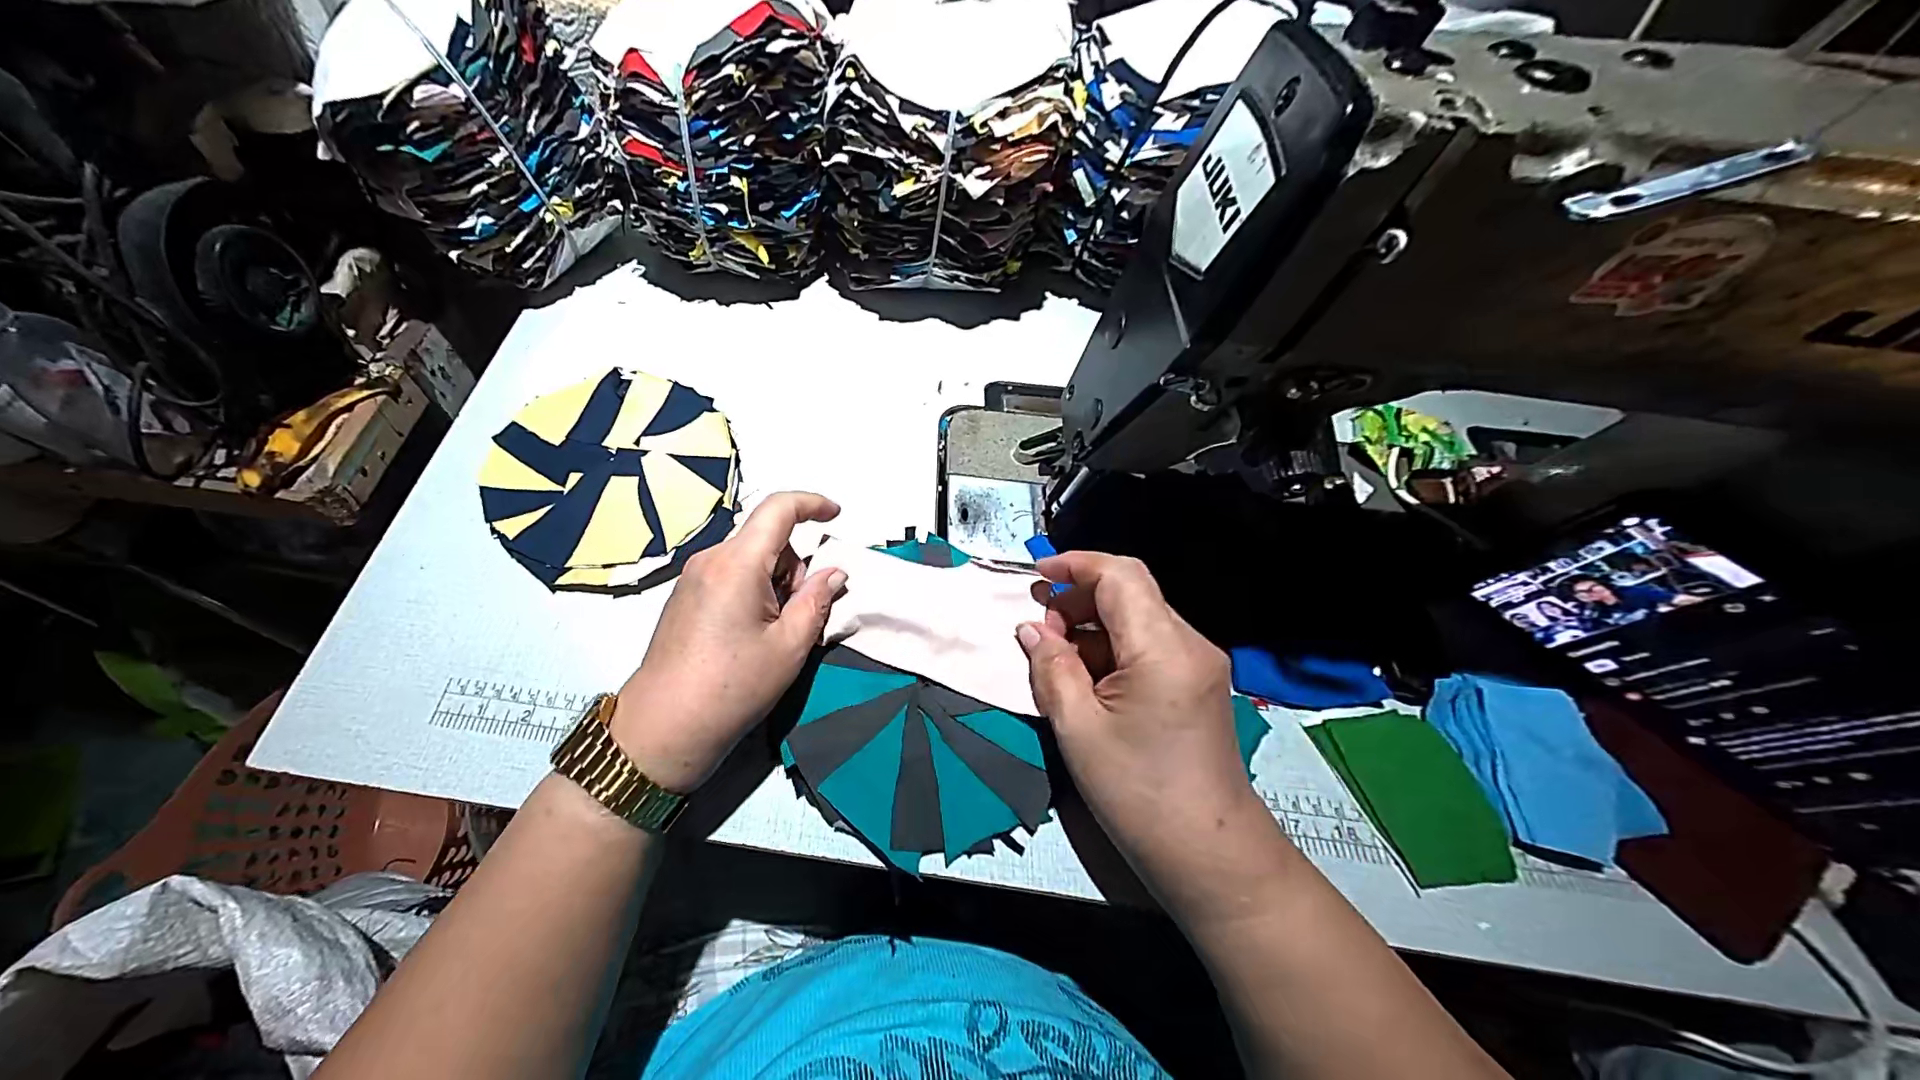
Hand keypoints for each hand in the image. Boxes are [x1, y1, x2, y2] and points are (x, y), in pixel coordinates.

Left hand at [611, 492, 846, 792]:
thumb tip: (833, 572)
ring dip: (775, 581)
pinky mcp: (685, 598)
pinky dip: (754, 591)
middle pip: (766, 539)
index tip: (836, 515)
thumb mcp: (790, 645)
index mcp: (737, 564)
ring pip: (750, 559)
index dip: (812, 504)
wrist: (664, 728)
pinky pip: (731, 576)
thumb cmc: (732, 687)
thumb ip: (817, 600)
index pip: (778, 509)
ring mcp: (693, 579)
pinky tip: (754, 633)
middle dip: (796, 565)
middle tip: (802, 613)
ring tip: (777, 632)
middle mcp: (710, 561)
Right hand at [1015, 552, 1259, 864]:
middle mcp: (1190, 644)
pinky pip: (1151, 644)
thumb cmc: (1138, 792)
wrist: (1207, 851)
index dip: (1075, 564)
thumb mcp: (1078, 728)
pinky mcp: (1199, 682)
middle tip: (1039, 627)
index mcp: (1163, 648)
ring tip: (1056, 655)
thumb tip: (1033, 629)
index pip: (1120, 575)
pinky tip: (1087, 675)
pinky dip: (1113, 647)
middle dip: (1079, 598)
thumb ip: (1051, 667)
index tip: (1037, 574)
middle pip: (1131, 592)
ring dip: (1094, 624)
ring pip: (1139, 617)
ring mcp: (1200, 662)